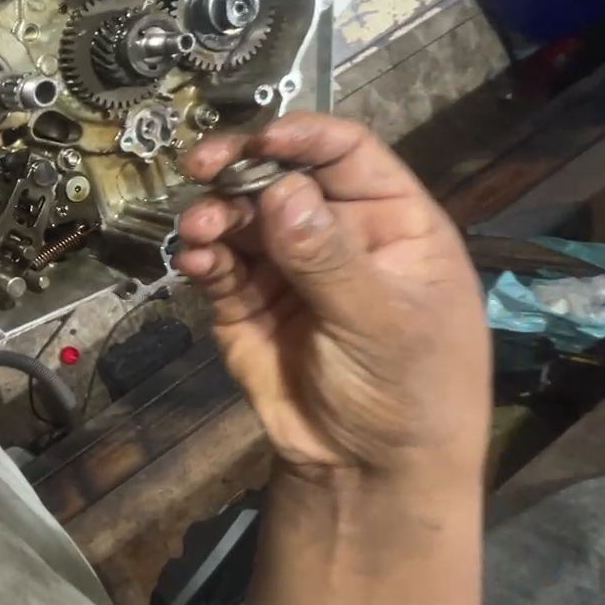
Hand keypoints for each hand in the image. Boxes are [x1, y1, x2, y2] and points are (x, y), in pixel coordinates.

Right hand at [176, 115, 490, 486]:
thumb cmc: (409, 391)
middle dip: (237, 169)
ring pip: (236, 217)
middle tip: (200, 168)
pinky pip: (214, 263)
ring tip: (198, 233)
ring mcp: (282, 266)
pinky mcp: (240, 299)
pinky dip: (199, 257)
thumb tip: (280, 192)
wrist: (360, 467)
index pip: (345, 155)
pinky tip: (195, 265)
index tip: (258, 141)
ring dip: (212, 216)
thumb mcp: (382, 324)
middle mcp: (329, 234)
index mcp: (388, 224)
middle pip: (276, 177)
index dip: (302, 137)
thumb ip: (329, 258)